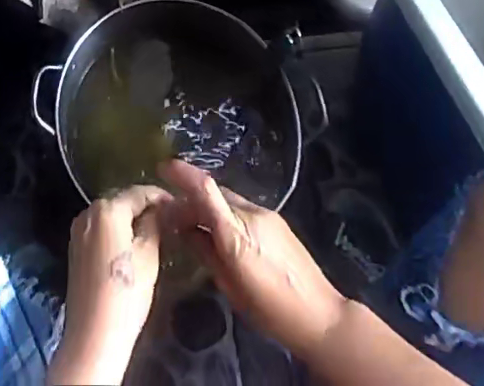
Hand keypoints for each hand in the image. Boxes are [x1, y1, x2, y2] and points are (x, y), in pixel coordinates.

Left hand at [49, 184, 170, 385]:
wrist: (93, 335)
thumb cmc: (126, 292)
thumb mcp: (149, 254)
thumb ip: (155, 223)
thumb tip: (162, 208)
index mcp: (107, 208)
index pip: (140, 192)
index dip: (161, 197)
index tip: (179, 205)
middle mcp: (88, 211)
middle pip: (123, 200)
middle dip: (145, 206)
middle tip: (169, 219)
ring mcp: (79, 229)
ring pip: (111, 215)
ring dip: (131, 219)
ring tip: (154, 231)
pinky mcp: (75, 247)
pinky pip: (101, 229)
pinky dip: (117, 231)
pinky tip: (131, 245)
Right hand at [160, 159, 347, 355]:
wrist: (321, 315)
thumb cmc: (270, 310)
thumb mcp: (230, 286)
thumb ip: (204, 251)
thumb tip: (182, 228)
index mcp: (237, 233)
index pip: (206, 189)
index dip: (182, 173)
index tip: (162, 167)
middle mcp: (251, 214)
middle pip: (214, 192)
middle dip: (190, 197)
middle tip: (172, 214)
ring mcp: (266, 214)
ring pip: (228, 199)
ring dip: (208, 205)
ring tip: (193, 224)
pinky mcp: (276, 219)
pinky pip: (242, 207)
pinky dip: (225, 212)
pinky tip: (220, 231)